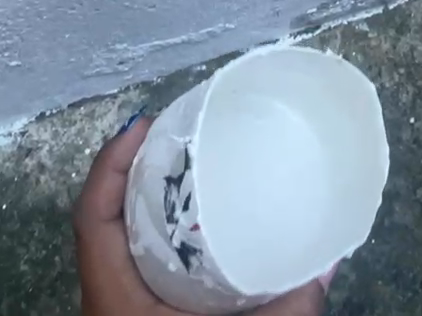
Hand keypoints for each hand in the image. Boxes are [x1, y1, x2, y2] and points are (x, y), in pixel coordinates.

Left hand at [73, 116, 332, 315]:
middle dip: (132, 169)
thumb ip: (290, 307)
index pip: (91, 217)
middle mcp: (105, 302)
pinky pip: (134, 262)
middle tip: (177, 134)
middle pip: (101, 219)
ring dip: (142, 198)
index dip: (109, 163)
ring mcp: (117, 311)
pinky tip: (191, 224)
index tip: (144, 124)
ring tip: (186, 166)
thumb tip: (330, 255)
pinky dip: (155, 230)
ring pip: (116, 241)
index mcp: (114, 300)